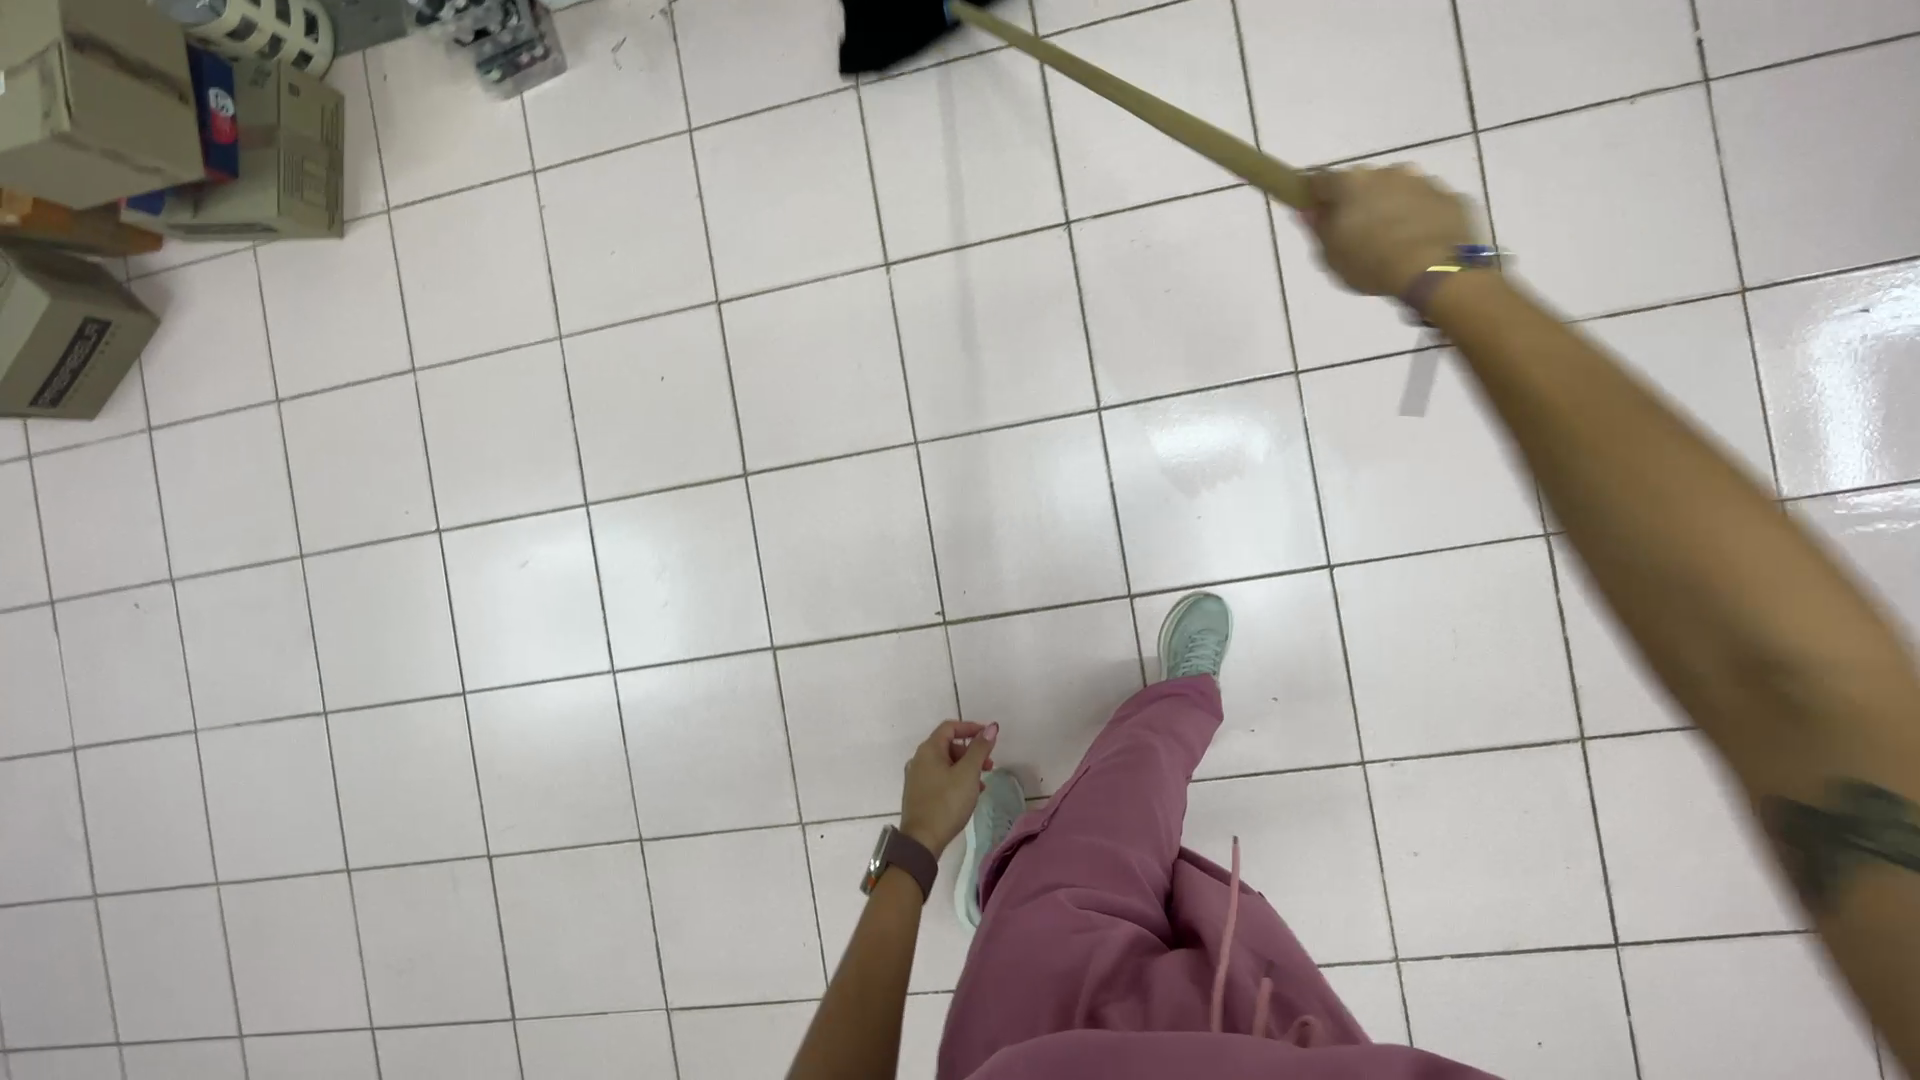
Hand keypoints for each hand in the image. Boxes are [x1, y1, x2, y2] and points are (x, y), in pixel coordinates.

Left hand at [899, 720, 998, 853]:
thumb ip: (980, 748)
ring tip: (982, 783)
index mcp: (929, 749)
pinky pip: (941, 778)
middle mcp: (919, 759)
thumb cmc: (947, 802)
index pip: (950, 727)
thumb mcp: (968, 773)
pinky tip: (970, 795)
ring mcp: (917, 777)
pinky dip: (956, 780)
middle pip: (948, 745)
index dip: (971, 727)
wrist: (922, 840)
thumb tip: (991, 727)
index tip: (989, 736)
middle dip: (971, 752)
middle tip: (989, 765)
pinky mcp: (919, 794)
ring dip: (966, 768)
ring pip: (946, 764)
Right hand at [1304, 165, 1475, 297]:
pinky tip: (1417, 241)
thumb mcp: (1330, 254)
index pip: (1320, 180)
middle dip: (1357, 201)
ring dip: (1389, 206)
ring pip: (1397, 190)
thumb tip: (1307, 210)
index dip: (1315, 196)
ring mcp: (1422, 181)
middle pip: (1363, 183)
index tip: (1315, 213)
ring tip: (1391, 240)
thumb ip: (1317, 228)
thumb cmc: (1370, 263)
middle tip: (1356, 233)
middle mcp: (1386, 172)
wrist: (1433, 269)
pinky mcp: (1449, 196)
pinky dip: (1418, 216)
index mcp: (1350, 183)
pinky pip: (1425, 204)